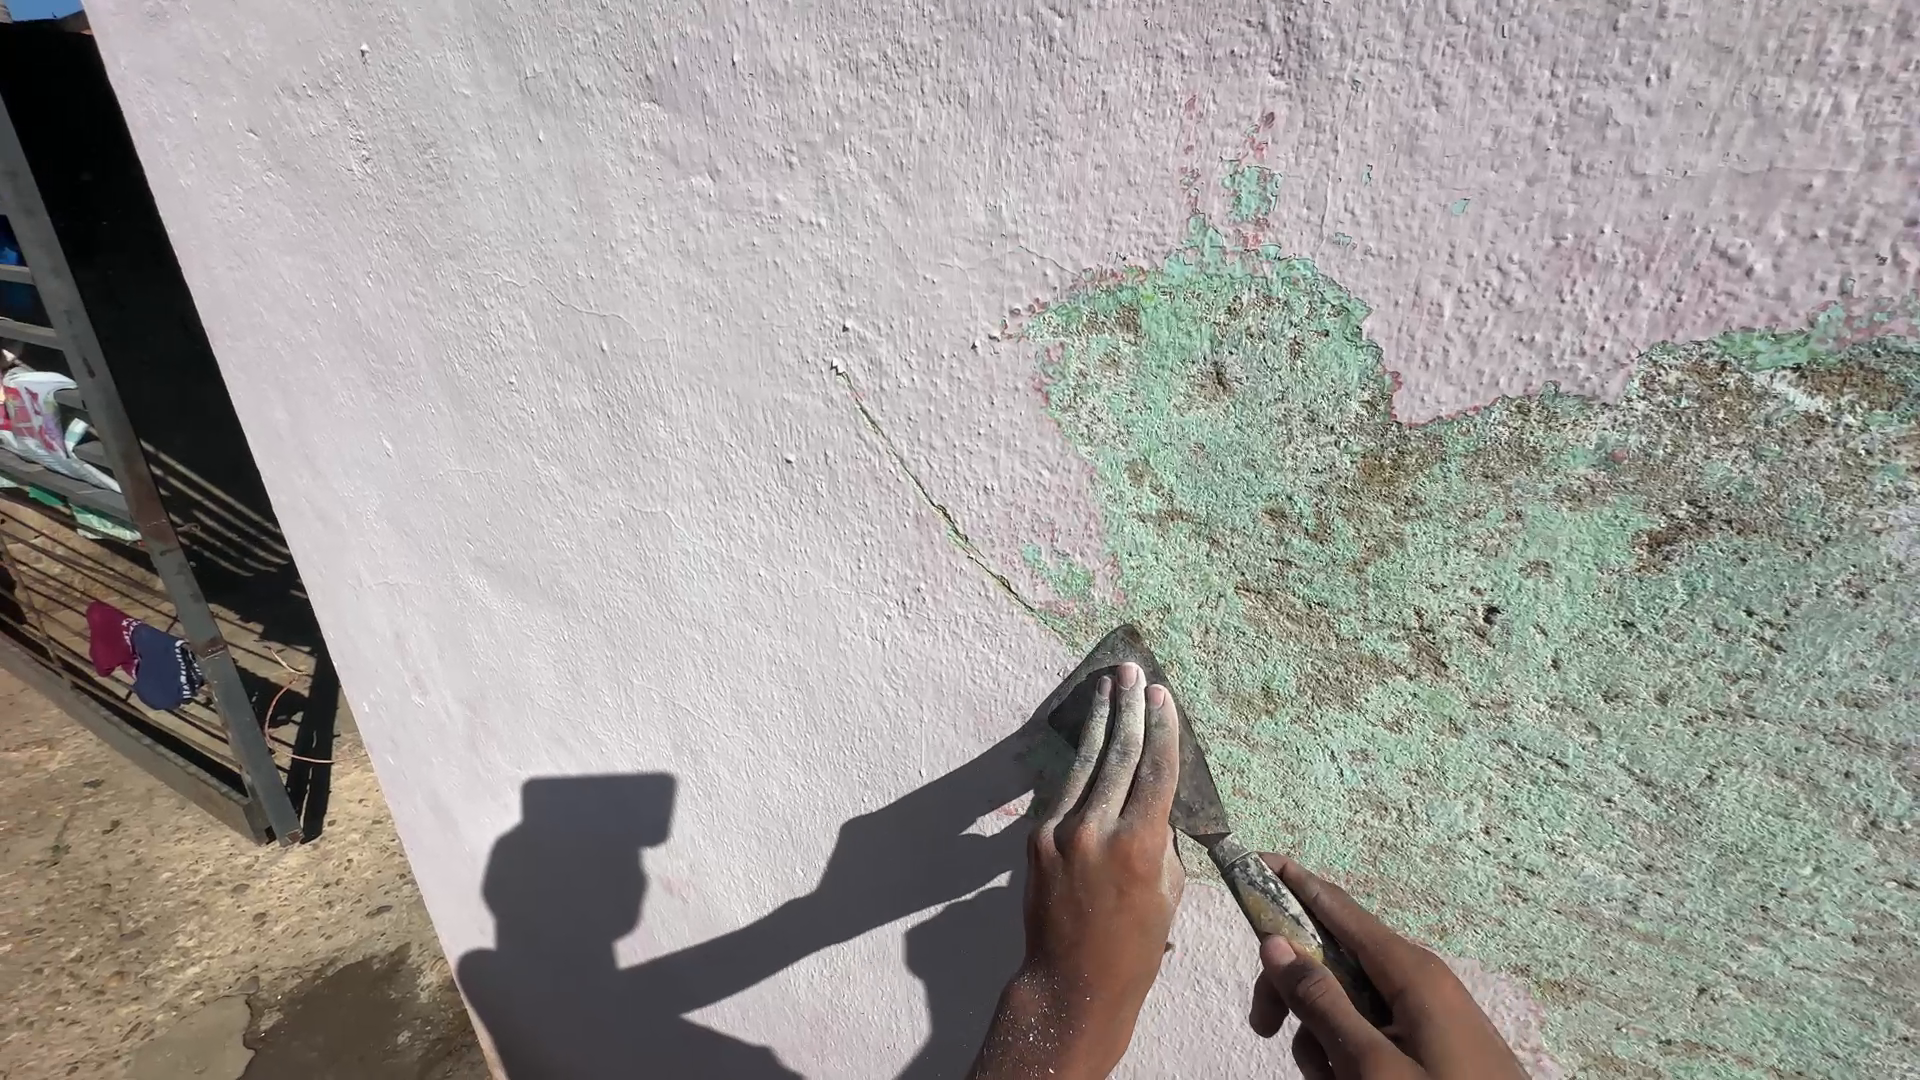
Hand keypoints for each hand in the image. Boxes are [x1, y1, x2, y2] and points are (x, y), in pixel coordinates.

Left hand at [970, 663, 1183, 1079]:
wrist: (1071, 981)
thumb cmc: (1135, 945)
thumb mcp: (1167, 892)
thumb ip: (1160, 836)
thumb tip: (1151, 795)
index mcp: (1139, 846)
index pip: (1154, 772)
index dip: (1161, 731)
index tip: (1162, 696)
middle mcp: (1096, 829)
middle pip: (1116, 755)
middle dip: (1128, 709)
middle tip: (1132, 672)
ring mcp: (1059, 830)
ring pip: (1084, 762)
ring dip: (1097, 719)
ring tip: (1106, 685)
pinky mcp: (1036, 835)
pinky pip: (1063, 789)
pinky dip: (1078, 760)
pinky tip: (1085, 732)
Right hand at [1250, 857, 1526, 1079]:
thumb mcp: (1371, 1069)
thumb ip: (1319, 1002)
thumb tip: (1273, 941)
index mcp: (1410, 971)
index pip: (1334, 903)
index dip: (1290, 879)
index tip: (1251, 860)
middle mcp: (1418, 981)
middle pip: (1331, 957)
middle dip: (1292, 989)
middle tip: (1263, 1026)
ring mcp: (1428, 1016)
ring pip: (1346, 1000)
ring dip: (1320, 1035)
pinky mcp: (1434, 1047)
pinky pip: (1372, 1030)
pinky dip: (1349, 1053)